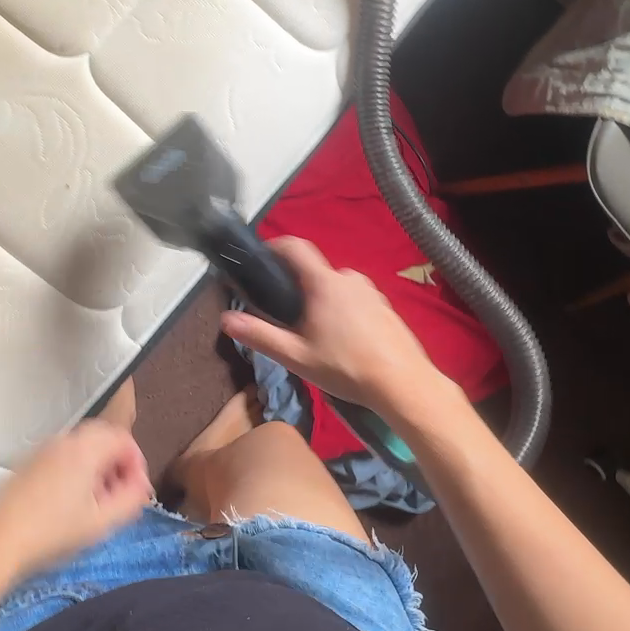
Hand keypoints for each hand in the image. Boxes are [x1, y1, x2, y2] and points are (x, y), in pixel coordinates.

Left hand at [0, 420, 152, 576]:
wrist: (0, 541)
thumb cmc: (54, 532)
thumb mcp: (103, 521)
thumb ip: (132, 498)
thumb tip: (141, 485)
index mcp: (85, 449)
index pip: (124, 439)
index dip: (136, 463)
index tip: (136, 491)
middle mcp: (65, 440)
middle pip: (104, 437)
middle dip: (118, 463)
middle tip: (119, 494)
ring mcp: (45, 449)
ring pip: (84, 445)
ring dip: (99, 466)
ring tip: (98, 500)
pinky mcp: (31, 461)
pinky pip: (65, 454)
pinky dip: (78, 468)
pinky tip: (73, 499)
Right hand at [221, 236, 449, 418]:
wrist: (402, 384)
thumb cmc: (345, 367)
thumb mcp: (296, 356)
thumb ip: (260, 336)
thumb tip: (227, 320)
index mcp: (325, 283)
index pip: (295, 247)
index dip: (275, 246)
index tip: (261, 258)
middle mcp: (349, 279)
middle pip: (314, 273)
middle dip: (298, 289)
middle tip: (286, 318)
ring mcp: (372, 292)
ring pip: (336, 288)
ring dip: (322, 302)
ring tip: (315, 335)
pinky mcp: (386, 307)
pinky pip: (355, 300)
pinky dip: (343, 312)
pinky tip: (343, 342)